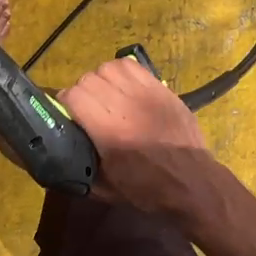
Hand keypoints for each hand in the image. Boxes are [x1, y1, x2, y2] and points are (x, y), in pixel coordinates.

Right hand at [59, 58, 212, 215]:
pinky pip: (132, 66)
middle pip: (88, 79)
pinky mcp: (160, 88)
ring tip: (107, 94)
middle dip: (83, 92)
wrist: (193, 183)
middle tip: (89, 107)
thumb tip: (62, 151)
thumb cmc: (149, 189)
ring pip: (108, 68)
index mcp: (108, 132)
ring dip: (102, 79)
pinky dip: (121, 72)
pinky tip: (123, 86)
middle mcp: (124, 106)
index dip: (66, 102)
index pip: (74, 96)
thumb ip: (81, 166)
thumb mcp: (106, 187)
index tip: (69, 113)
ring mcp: (144, 93)